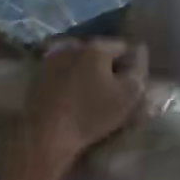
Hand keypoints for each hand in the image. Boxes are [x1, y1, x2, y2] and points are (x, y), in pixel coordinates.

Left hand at [12, 38, 147, 177]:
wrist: (47, 134)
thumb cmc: (92, 114)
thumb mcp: (129, 94)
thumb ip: (139, 70)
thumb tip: (140, 52)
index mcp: (96, 46)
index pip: (125, 47)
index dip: (133, 66)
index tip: (133, 85)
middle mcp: (73, 45)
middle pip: (101, 53)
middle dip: (110, 68)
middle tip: (114, 91)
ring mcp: (53, 58)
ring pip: (81, 62)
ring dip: (89, 73)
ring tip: (93, 96)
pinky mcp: (39, 75)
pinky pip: (64, 72)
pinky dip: (72, 80)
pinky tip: (74, 98)